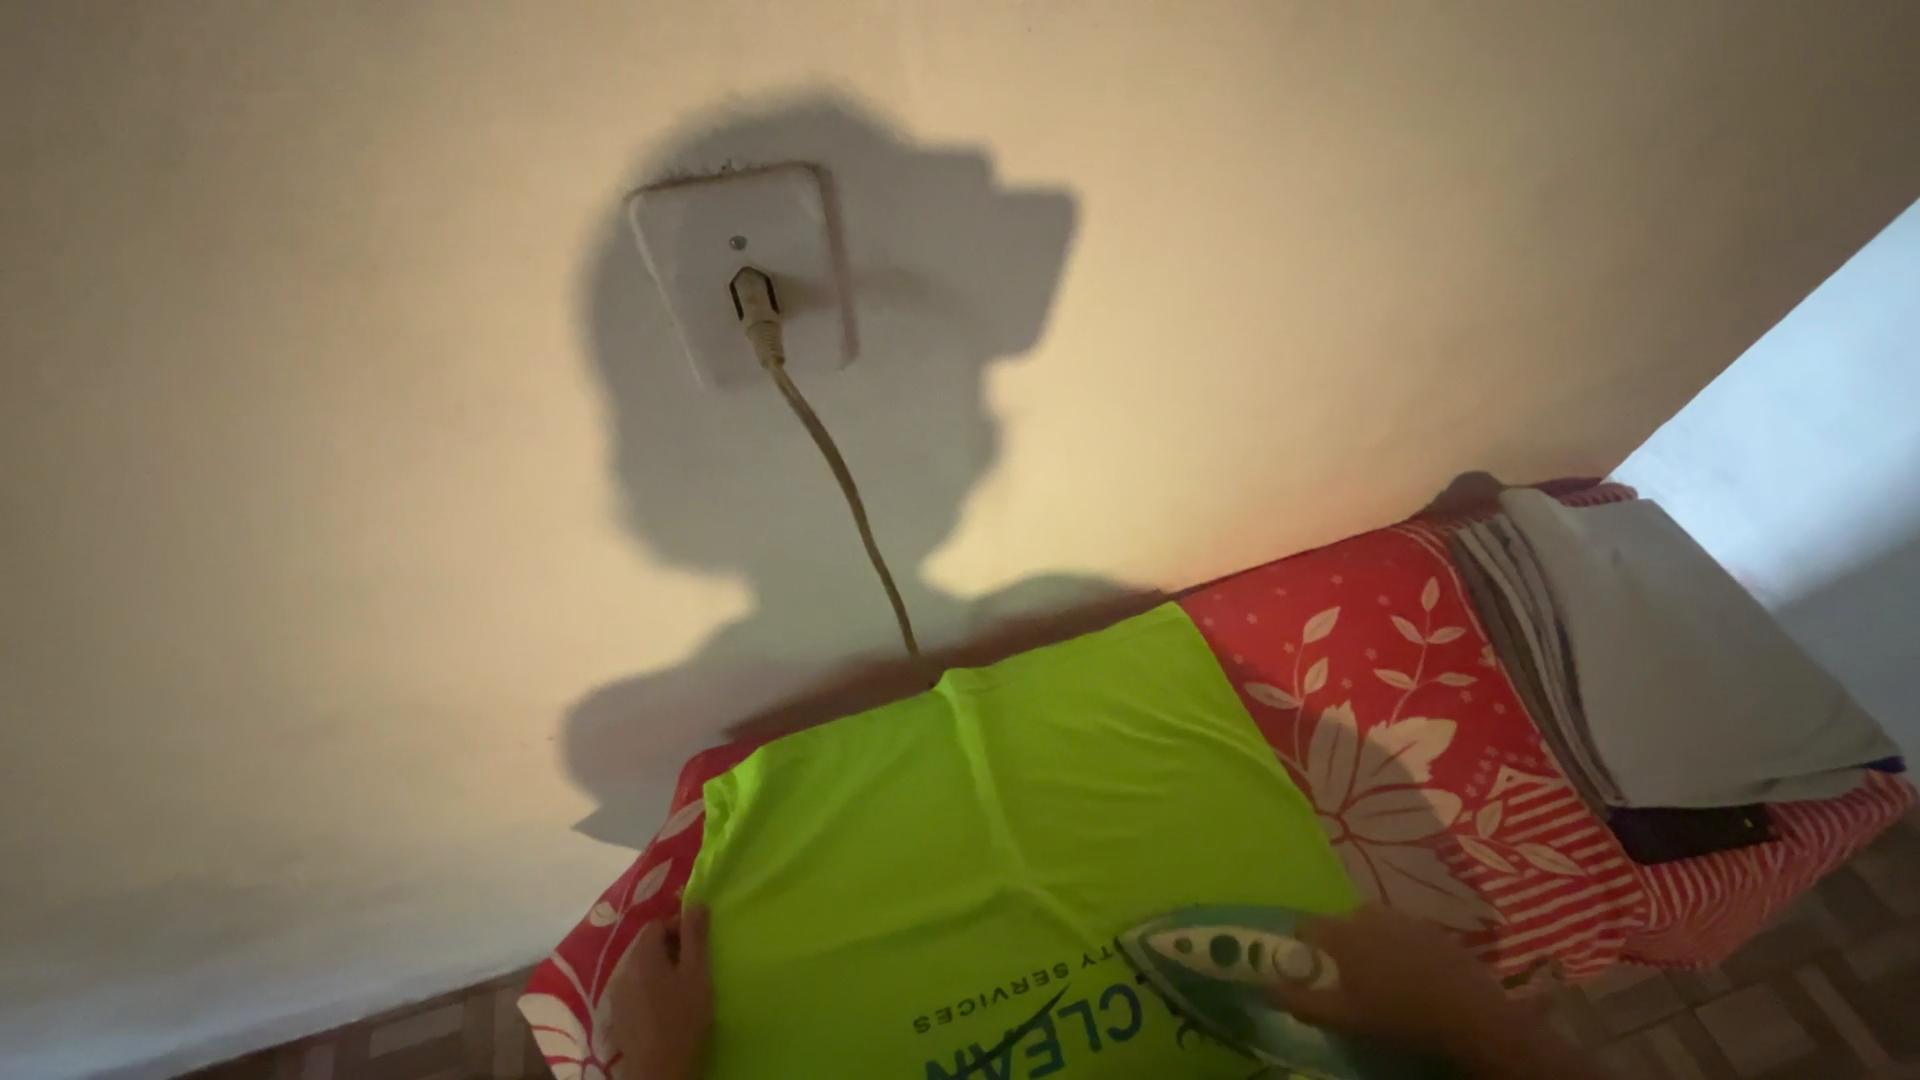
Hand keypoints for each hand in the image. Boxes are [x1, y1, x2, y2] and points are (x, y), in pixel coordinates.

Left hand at [608, 904, 712, 1079]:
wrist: (660, 1071)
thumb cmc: (683, 1016)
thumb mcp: (697, 971)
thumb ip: (695, 934)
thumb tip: (696, 901)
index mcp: (642, 955)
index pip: (657, 924)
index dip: (679, 927)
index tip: (697, 945)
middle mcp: (624, 970)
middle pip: (646, 945)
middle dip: (670, 947)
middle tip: (693, 965)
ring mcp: (618, 995)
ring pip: (640, 967)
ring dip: (660, 968)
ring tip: (681, 986)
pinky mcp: (618, 1016)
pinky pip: (635, 988)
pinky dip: (650, 988)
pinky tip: (665, 1005)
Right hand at [1264, 904, 1511, 1054]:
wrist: (1472, 1018)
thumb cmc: (1399, 1017)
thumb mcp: (1344, 1018)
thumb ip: (1301, 1001)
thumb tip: (1265, 987)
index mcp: (1341, 932)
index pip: (1305, 926)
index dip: (1302, 945)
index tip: (1309, 968)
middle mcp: (1366, 913)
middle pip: (1340, 923)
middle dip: (1339, 945)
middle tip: (1349, 977)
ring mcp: (1403, 917)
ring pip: (1373, 924)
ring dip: (1371, 942)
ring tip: (1383, 974)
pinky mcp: (1433, 928)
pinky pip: (1404, 930)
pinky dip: (1400, 945)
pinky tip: (1413, 972)